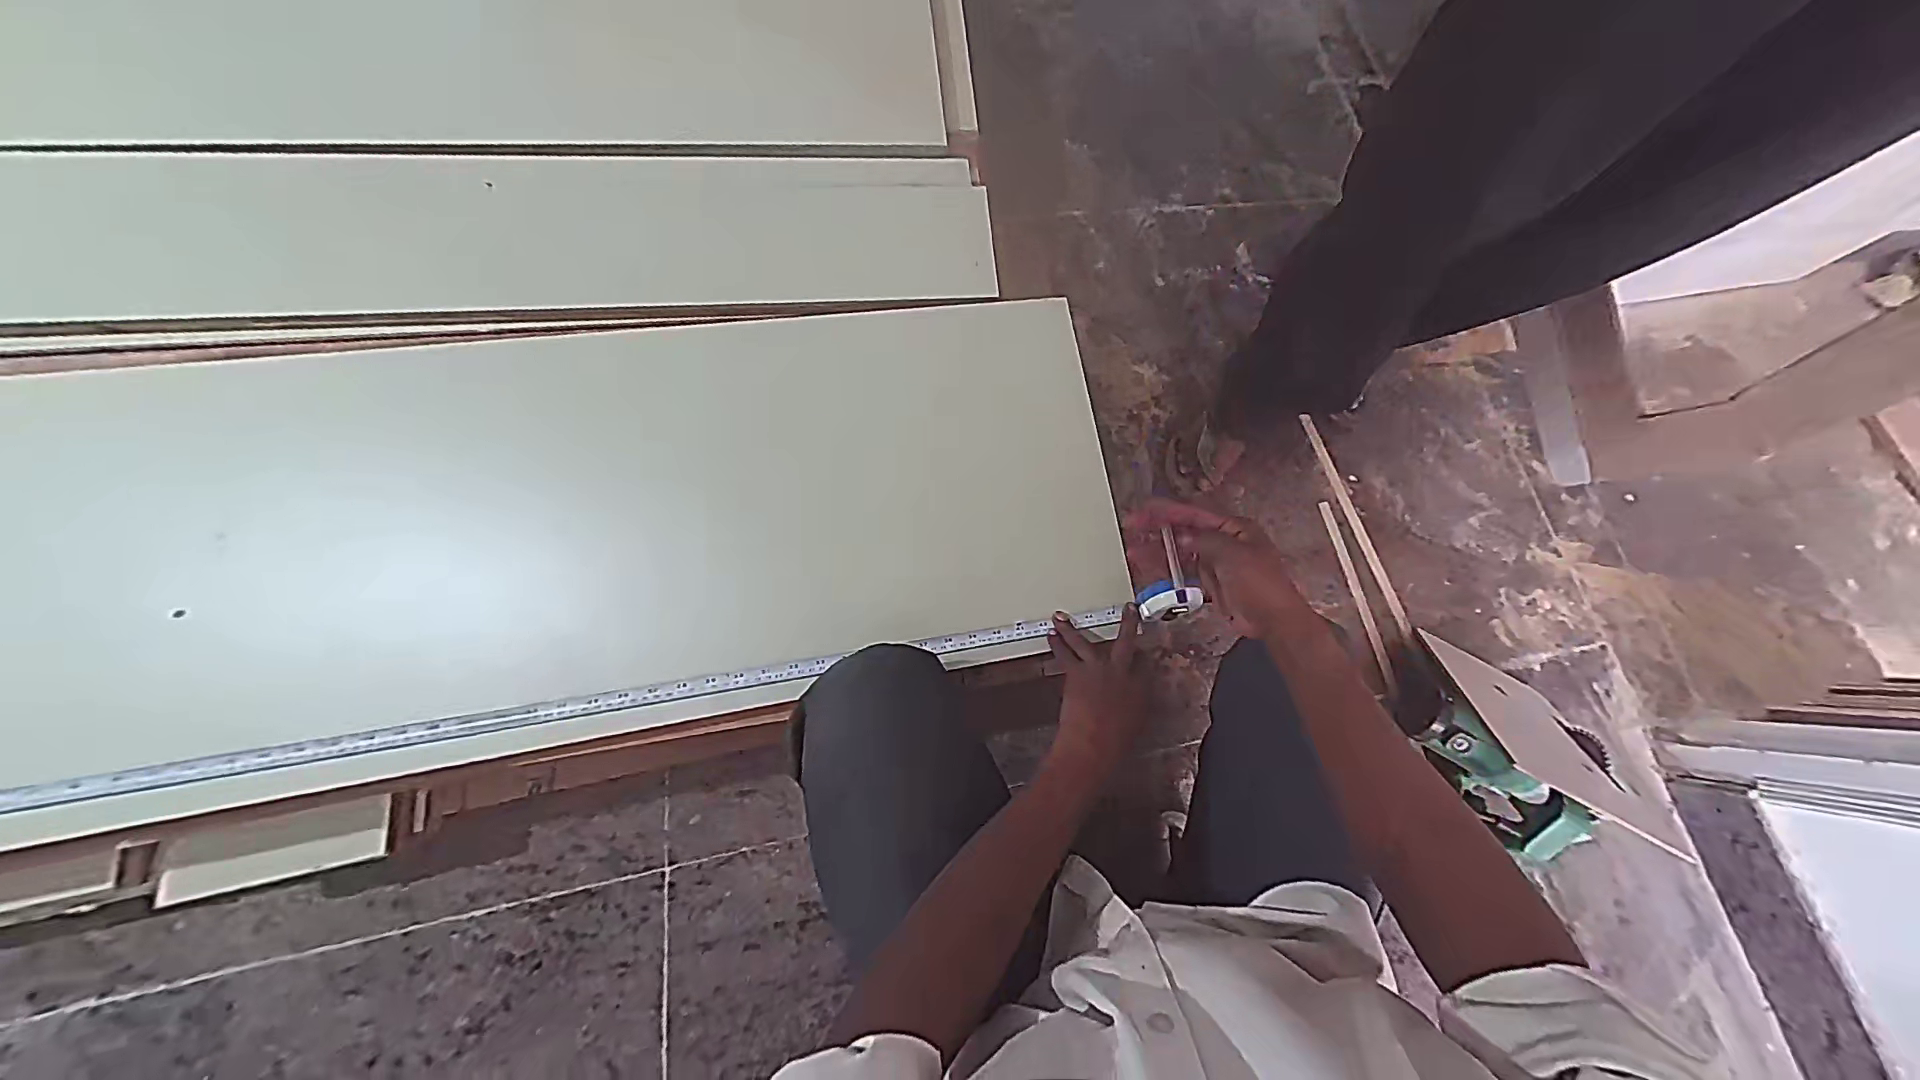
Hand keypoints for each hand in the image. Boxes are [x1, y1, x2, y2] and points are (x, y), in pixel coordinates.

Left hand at [1045, 603, 1148, 775]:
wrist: (1093, 741)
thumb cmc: (1116, 741)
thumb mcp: (1136, 723)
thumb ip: (1135, 706)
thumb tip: (1130, 700)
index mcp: (1141, 687)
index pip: (1147, 662)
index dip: (1147, 652)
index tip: (1146, 643)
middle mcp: (1122, 671)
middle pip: (1127, 641)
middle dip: (1129, 623)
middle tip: (1129, 609)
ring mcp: (1098, 668)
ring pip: (1084, 641)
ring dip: (1071, 628)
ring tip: (1062, 616)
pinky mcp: (1077, 671)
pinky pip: (1065, 653)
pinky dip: (1057, 643)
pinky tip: (1052, 634)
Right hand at [1126, 498, 1305, 636]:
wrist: (1272, 620)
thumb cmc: (1260, 583)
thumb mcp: (1233, 554)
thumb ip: (1205, 541)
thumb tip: (1182, 538)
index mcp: (1234, 528)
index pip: (1194, 514)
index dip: (1167, 511)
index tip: (1144, 510)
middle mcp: (1223, 541)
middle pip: (1184, 531)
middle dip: (1157, 530)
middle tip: (1132, 527)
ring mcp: (1215, 562)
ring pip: (1180, 552)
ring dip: (1157, 551)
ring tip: (1134, 551)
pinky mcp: (1210, 582)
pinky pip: (1183, 571)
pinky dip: (1166, 570)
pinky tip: (1150, 568)